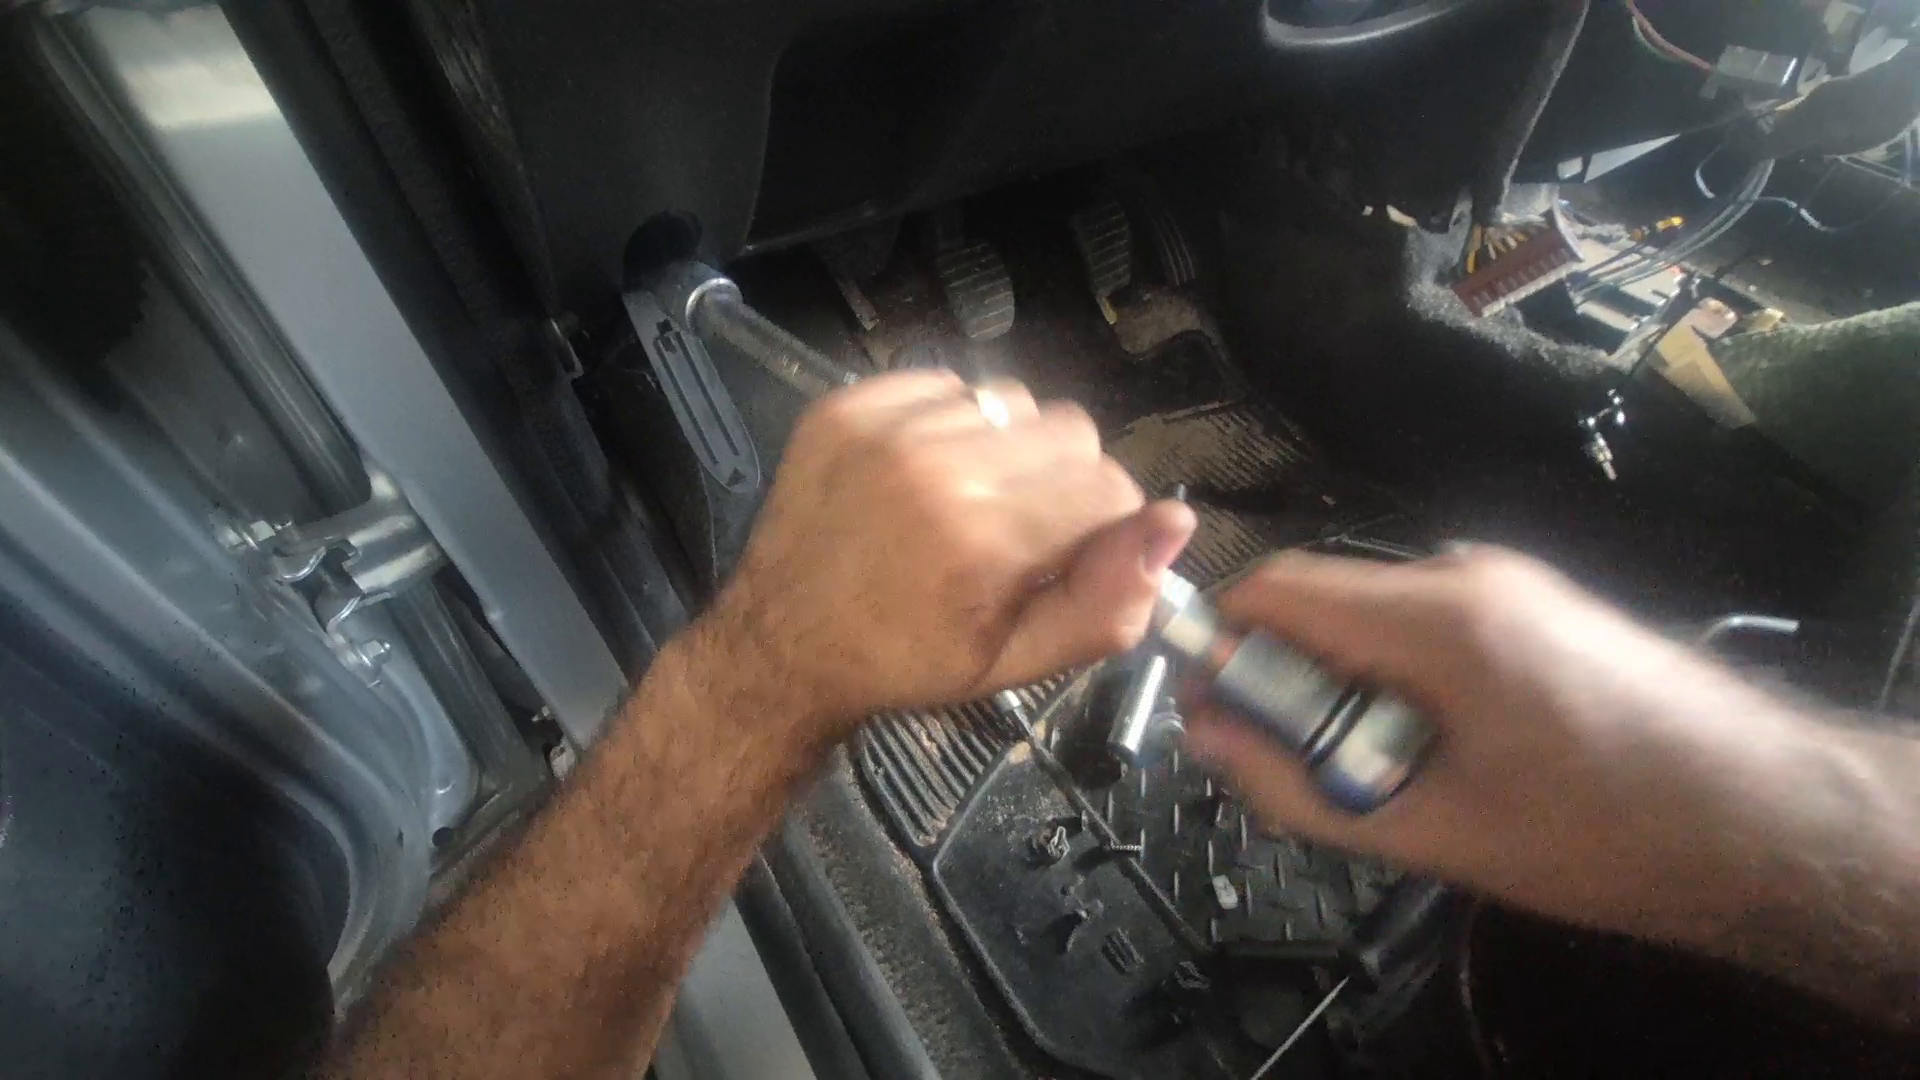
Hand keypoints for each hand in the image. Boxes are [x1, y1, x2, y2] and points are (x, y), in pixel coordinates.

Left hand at [702, 370, 1195, 735]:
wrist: (783, 642)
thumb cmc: (905, 662)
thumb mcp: (1013, 664)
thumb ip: (1105, 604)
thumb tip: (1173, 526)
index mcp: (984, 538)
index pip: (1110, 487)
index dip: (1101, 525)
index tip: (1064, 555)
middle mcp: (938, 463)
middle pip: (1071, 431)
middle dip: (1063, 482)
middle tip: (1016, 528)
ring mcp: (886, 424)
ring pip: (1013, 400)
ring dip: (1010, 448)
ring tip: (967, 497)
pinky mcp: (849, 403)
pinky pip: (946, 384)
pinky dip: (952, 422)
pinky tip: (924, 469)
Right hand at [1183, 546, 1808, 930]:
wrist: (1793, 827)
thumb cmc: (1604, 840)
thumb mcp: (1429, 834)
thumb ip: (1294, 787)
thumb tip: (1200, 736)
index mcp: (1435, 620)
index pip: (1275, 588)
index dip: (1218, 637)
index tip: (1204, 702)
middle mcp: (1457, 572)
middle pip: (1313, 597)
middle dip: (1273, 667)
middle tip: (1277, 746)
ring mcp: (1495, 577)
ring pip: (1358, 607)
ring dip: (1327, 669)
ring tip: (1358, 751)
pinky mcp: (1519, 595)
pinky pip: (1407, 613)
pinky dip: (1377, 662)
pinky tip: (1418, 728)